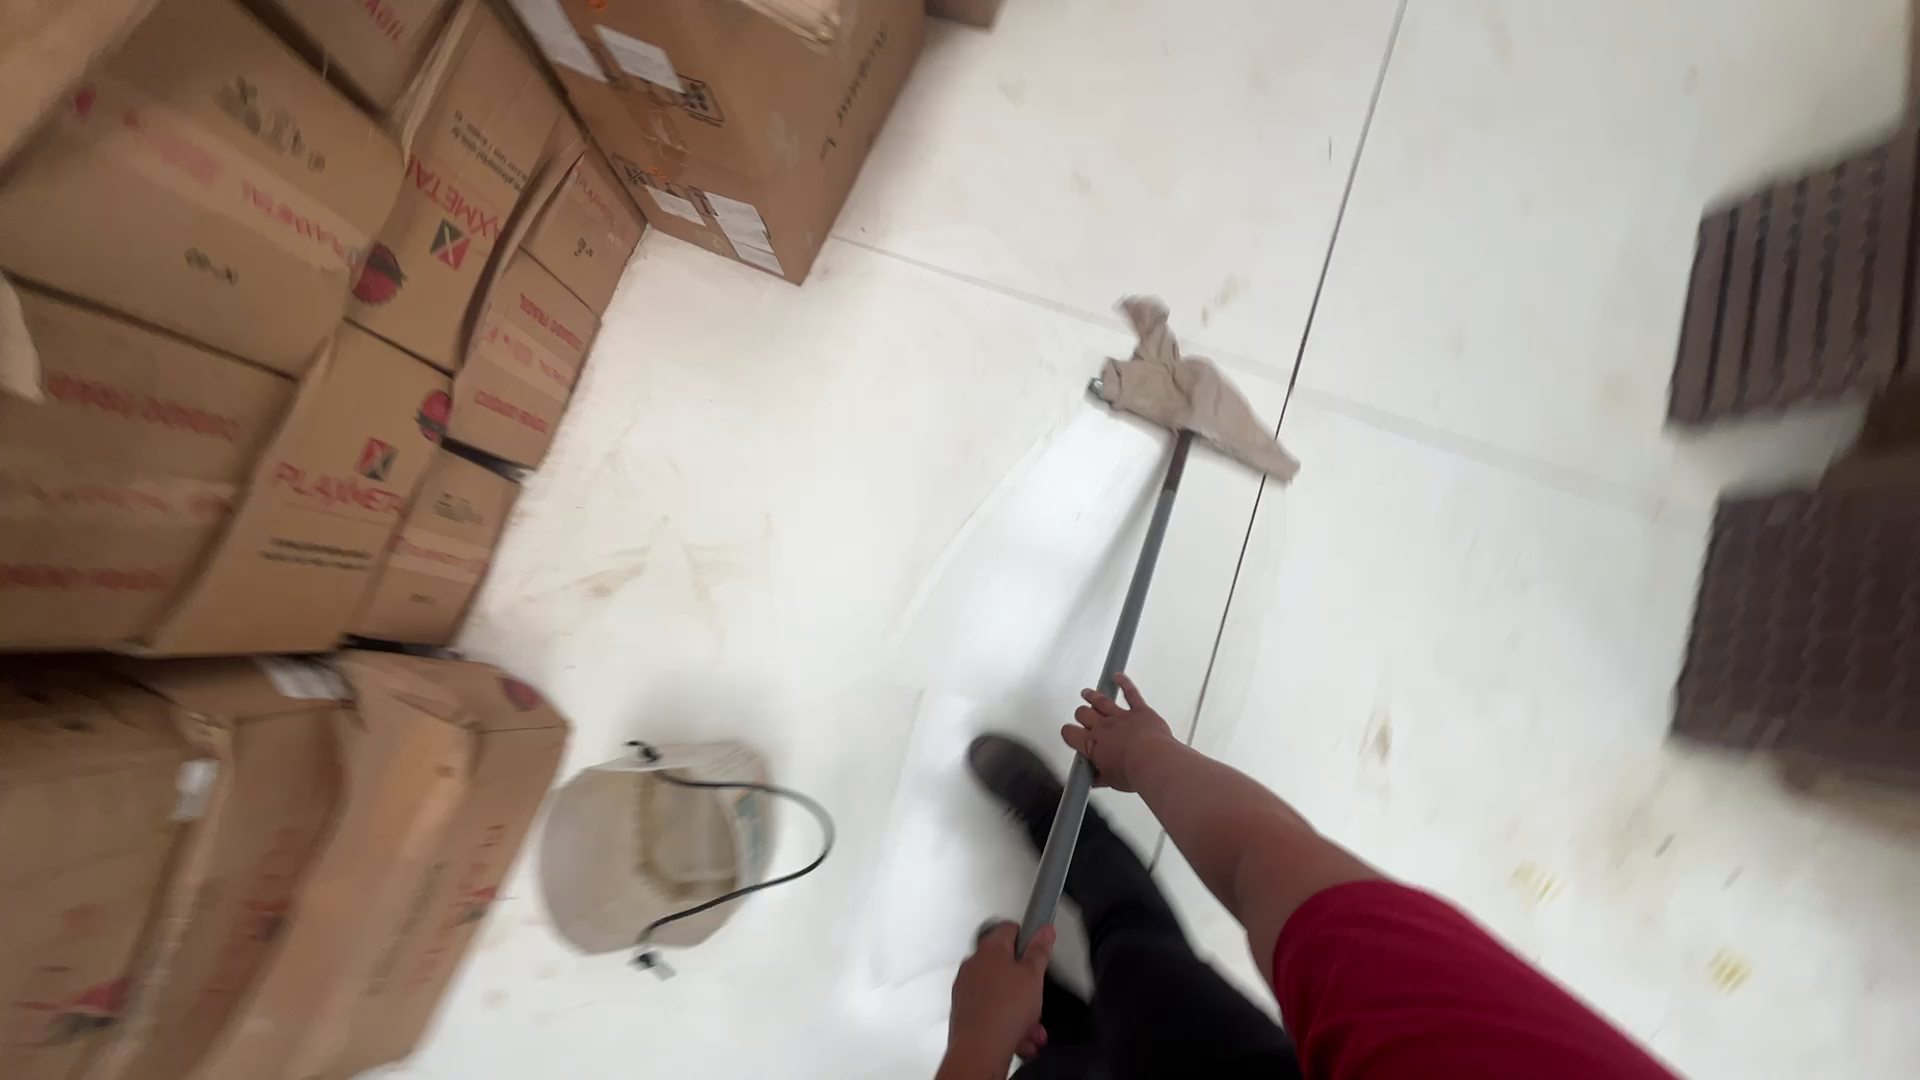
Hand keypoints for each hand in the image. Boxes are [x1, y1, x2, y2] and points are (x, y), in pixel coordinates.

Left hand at [944, 922, 1055, 1073]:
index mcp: (991, 947)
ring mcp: (967, 986)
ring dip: (1018, 1007)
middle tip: (1035, 995)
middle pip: (1006, 964)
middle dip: (1025, 983)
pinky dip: (1004, 1019)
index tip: (1038, 948)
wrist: (979, 1050)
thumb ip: (1040, 951)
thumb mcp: (1034, 976)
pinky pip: (990, 1009)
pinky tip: (1018, 1036)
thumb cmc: (1003, 1011)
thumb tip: (1044, 931)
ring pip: (999, 991)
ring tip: (1032, 1026)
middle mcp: (974, 962)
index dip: (1028, 937)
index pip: (1010, 928)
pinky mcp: (964, 1010)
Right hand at [1063, 672, 1174, 792]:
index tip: (1070, 734)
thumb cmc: (1133, 772)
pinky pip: (1130, 693)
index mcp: (1092, 744)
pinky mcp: (1139, 711)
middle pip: (1083, 713)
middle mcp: (1103, 727)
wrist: (1153, 761)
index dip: (1068, 732)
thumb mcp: (1111, 781)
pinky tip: (1119, 676)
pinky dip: (1124, 683)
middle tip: (1082, 715)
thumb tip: (1093, 781)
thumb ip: (1099, 777)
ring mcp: (1120, 716)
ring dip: (1092, 695)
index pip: (1070, 733)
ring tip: (1087, 692)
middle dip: (1081, 714)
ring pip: (1101, 701)